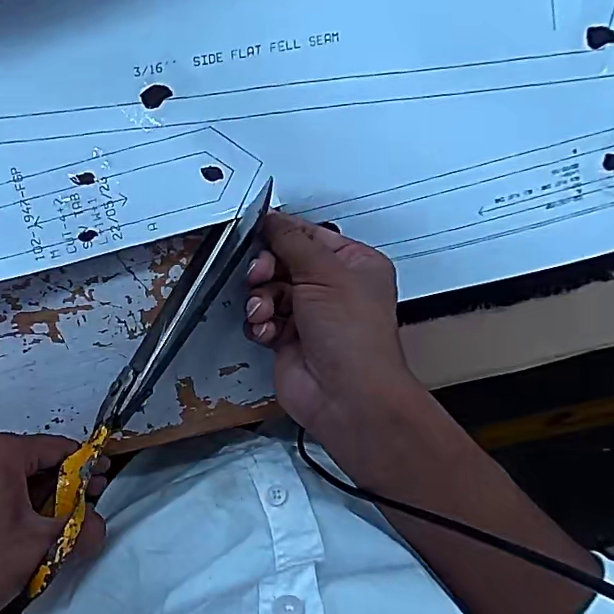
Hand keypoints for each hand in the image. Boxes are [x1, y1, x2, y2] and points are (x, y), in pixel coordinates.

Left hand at [0, 433, 107, 613]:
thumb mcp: (41, 545)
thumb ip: (79, 527)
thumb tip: (97, 524)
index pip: (56, 447)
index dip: (85, 463)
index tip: (103, 474)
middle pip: (33, 460)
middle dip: (63, 483)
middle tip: (87, 505)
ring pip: (13, 476)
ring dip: (40, 497)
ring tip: (60, 526)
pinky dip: (16, 503)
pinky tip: (29, 531)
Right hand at [242, 212, 417, 436]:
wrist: (343, 394)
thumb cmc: (355, 339)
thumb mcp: (323, 273)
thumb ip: (292, 241)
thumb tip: (274, 219)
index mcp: (353, 265)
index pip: (309, 235)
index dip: (283, 234)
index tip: (259, 233)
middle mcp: (332, 288)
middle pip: (282, 262)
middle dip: (266, 269)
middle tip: (261, 275)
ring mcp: (309, 314)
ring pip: (267, 290)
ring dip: (260, 299)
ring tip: (266, 310)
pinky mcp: (287, 337)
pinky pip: (261, 318)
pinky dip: (260, 323)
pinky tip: (268, 330)